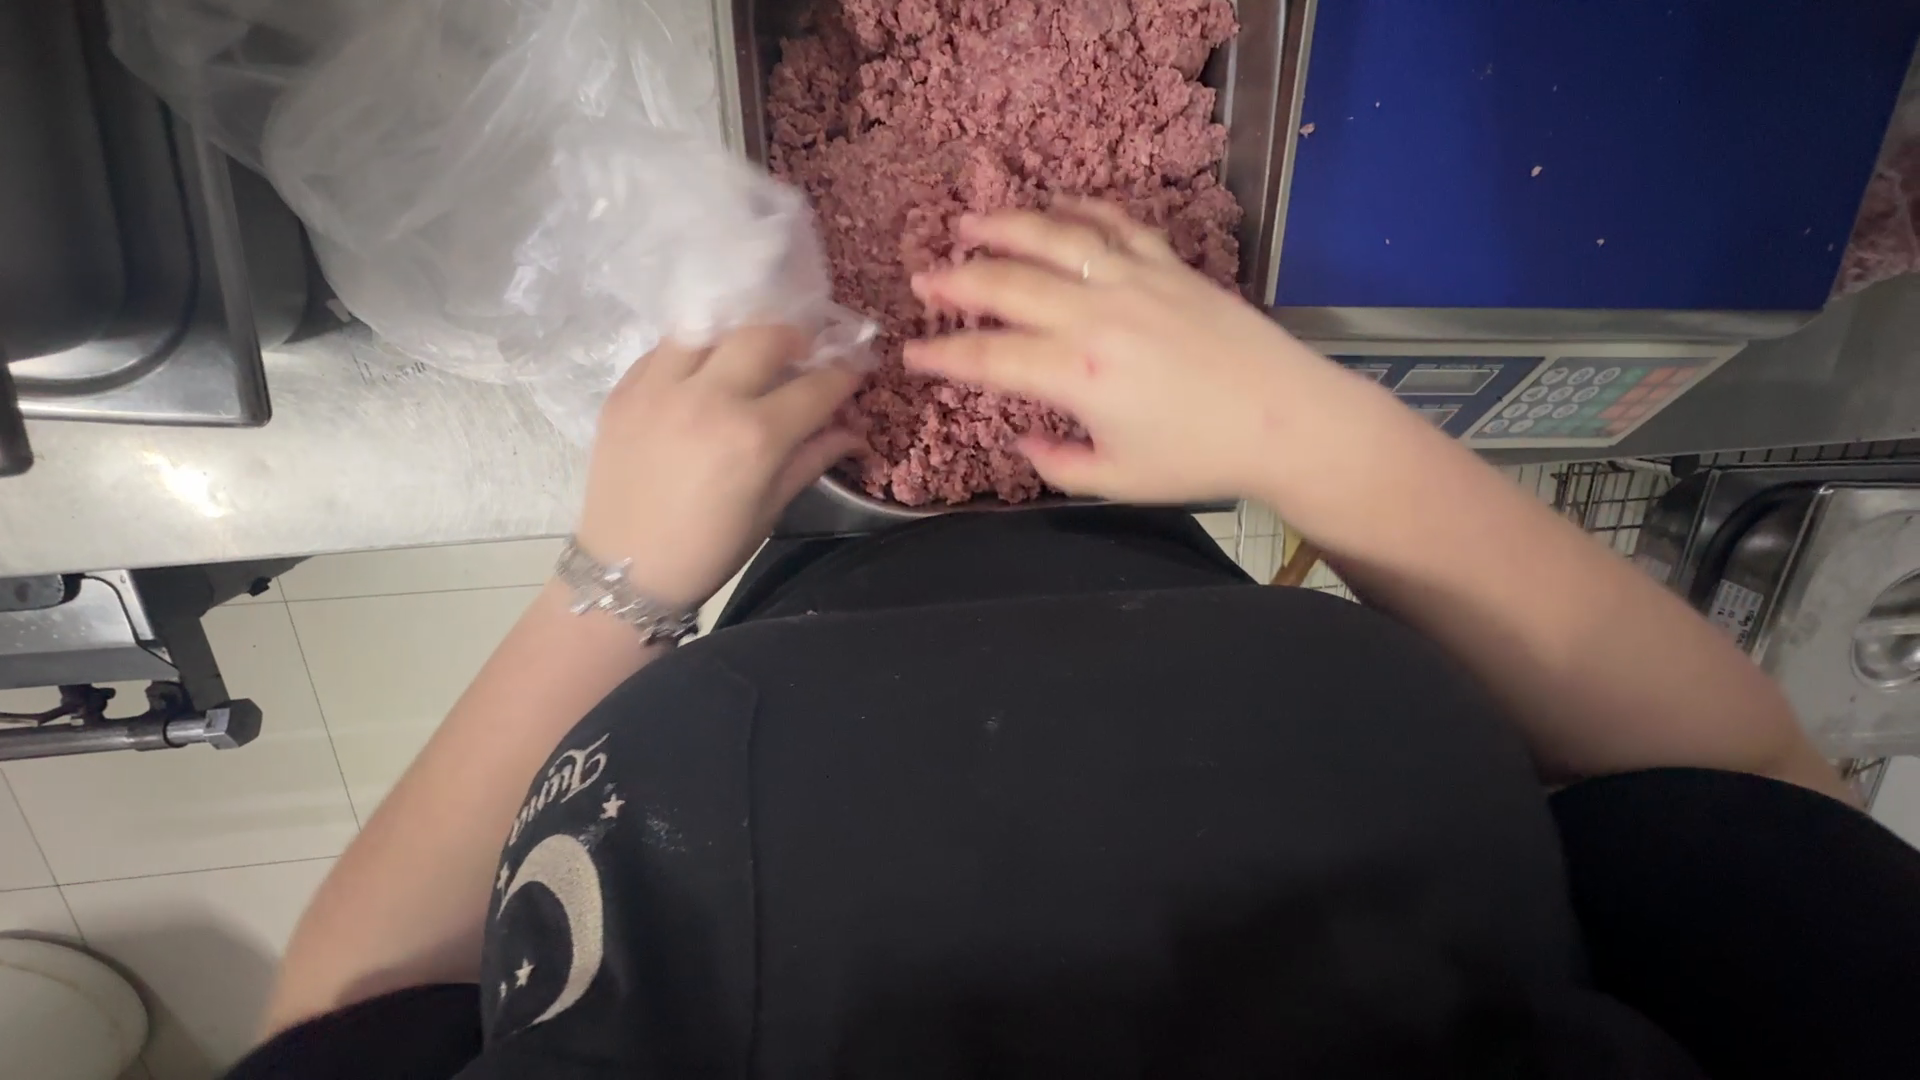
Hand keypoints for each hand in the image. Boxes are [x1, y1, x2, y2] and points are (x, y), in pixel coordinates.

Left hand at [573, 326, 861, 610]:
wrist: (626, 571)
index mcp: (755, 437)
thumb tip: (855, 435)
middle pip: (763, 336)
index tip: (852, 373)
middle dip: (795, 339)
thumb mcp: (771, 508)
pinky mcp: (624, 391)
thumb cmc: (710, 549)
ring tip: (749, 354)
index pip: (815, 387)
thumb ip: (813, 459)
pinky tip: (702, 373)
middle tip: (803, 354)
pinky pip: (665, 349)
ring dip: (739, 335)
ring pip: (709, 328)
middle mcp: (709, 398)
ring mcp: (659, 388)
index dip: (843, 376)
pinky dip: (693, 352)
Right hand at [903, 201, 1394, 503]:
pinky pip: (1116, 225)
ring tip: (968, 223)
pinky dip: (1080, 212)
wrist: (1286, 422)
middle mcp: (1096, 316)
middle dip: (956, 283)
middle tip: (923, 281)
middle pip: (1008, 287)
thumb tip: (1022, 438)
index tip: (912, 355)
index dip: (942, 357)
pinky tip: (1056, 208)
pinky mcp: (1170, 266)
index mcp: (1077, 376)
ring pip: (1055, 239)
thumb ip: (1055, 462)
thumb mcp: (1114, 480)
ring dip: (1004, 228)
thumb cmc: (1198, 459)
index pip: (988, 360)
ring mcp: (1135, 281)